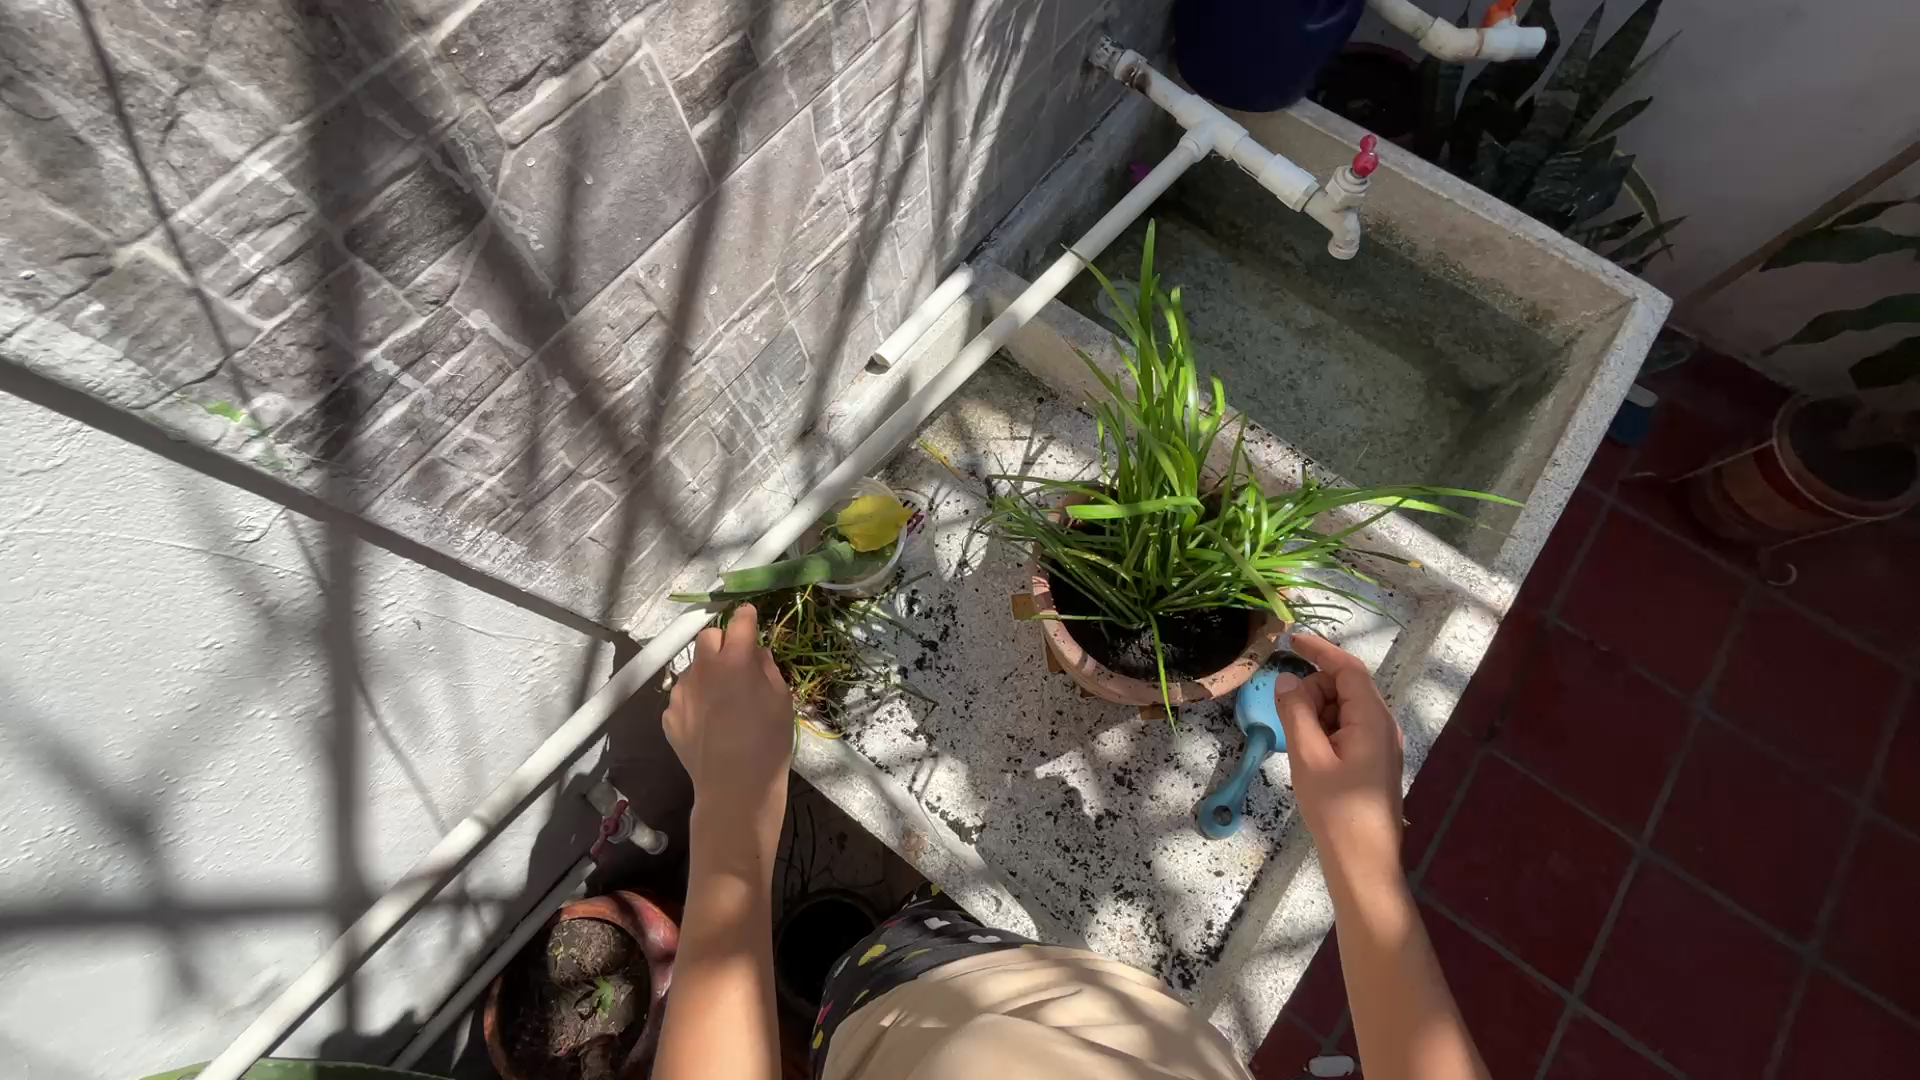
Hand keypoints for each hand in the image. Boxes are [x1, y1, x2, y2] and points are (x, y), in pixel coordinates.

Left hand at [663, 604, 793, 865]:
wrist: (735, 789)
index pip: (740, 622)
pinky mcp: (669, 715)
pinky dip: (696, 700)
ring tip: (722, 699)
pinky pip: (684, 696)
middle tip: (736, 659)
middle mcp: (704, 669)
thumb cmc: (768, 743)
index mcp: (736, 661)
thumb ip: (767, 669)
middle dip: (722, 641)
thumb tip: (756, 654)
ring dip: (708, 672)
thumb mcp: (781, 700)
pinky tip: (709, 722)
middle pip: (708, 637)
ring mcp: (681, 692)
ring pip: (694, 668)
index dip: (747, 616)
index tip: (750, 615)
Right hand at [1275, 633, 1404, 885]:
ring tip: (1298, 744)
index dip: (1320, 650)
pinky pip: (1345, 728)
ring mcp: (1380, 745)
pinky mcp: (1372, 761)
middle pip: (1344, 687)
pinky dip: (1322, 728)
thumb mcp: (1307, 757)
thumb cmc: (1336, 809)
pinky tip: (1308, 753)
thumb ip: (1296, 712)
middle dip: (1312, 690)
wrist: (1363, 863)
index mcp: (1373, 720)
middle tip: (1288, 717)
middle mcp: (1382, 726)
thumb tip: (1286, 681)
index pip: (1348, 669)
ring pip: (1342, 708)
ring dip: (1315, 712)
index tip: (1289, 640)